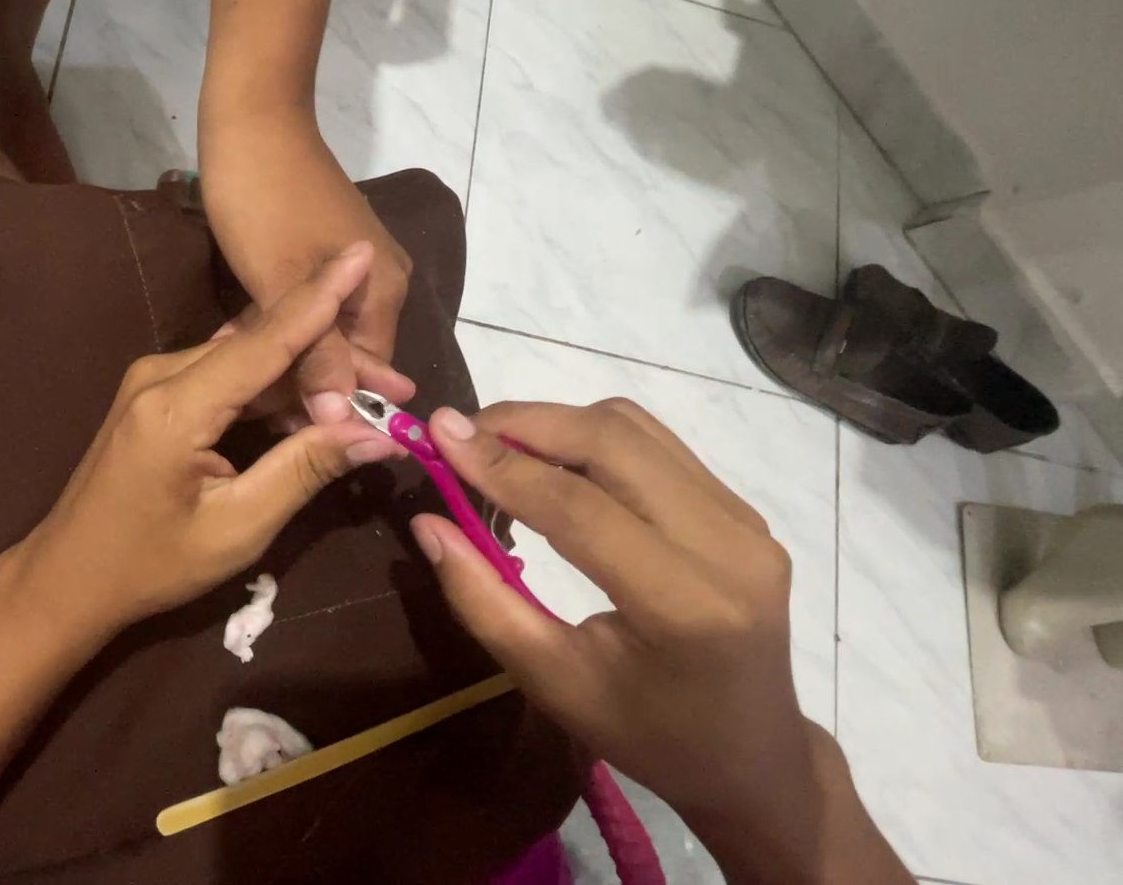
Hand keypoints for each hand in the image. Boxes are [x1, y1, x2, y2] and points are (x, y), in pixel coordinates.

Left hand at [10, 242, 407, 632]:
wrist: (70, 574)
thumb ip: (304, 470)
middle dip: (328, 357)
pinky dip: (267, 387)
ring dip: (301, 374)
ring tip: (365, 394)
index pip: (264, 340)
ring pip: (243, 359)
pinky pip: (222, 375)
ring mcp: (153, 379)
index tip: (363, 251)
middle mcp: (160, 374)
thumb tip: (377, 434)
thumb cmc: (150, 563)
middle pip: (259, 346)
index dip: (319, 296)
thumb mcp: (236, 527)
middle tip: (394, 384)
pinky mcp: (154, 392)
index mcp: (176, 405)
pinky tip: (307, 403)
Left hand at [198, 129, 414, 425]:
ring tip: (248, 402)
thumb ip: (318, 358)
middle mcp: (378, 286)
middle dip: (308, 392)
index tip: (285, 441)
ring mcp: (350, 269)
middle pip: (347, 361)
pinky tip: (248, 354)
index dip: (333, 413)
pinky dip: (282, 337)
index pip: (367, 377)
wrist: (249, 118)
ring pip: (323, 340)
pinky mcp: (320, 258)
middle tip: (260, 426)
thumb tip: (346, 427)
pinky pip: (307, 315)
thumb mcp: (282, 283)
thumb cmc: (262, 202)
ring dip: (290, 367)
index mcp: (380, 296)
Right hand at [407, 399, 814, 821]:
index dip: (500, 464)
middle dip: (522, 423)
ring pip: (630, 427)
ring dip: (552, 422)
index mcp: (684, 605)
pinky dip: (585, 434)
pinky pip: (650, 440)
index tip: (437, 432)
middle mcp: (728, 546)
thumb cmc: (643, 730)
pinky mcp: (738, 507)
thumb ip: (480, 596)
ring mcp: (742, 520)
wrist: (751, 754)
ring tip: (495, 448)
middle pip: (610, 441)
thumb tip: (425, 521)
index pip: (578, 506)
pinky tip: (549, 461)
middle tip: (458, 434)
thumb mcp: (547, 679)